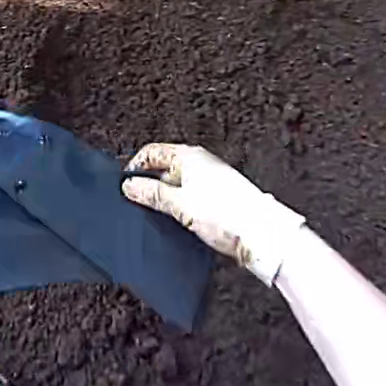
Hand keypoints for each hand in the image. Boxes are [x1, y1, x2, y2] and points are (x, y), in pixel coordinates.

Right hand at [120, 143, 306, 285]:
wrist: (261, 233)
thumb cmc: (224, 214)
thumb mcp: (179, 204)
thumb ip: (151, 193)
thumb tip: (129, 185)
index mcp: (188, 156)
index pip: (151, 151)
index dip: (135, 166)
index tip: (125, 184)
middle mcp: (199, 162)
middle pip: (163, 165)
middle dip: (148, 182)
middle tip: (136, 201)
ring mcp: (209, 177)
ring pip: (176, 181)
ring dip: (164, 195)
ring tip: (156, 214)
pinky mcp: (218, 194)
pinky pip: (189, 193)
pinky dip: (178, 203)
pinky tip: (178, 219)